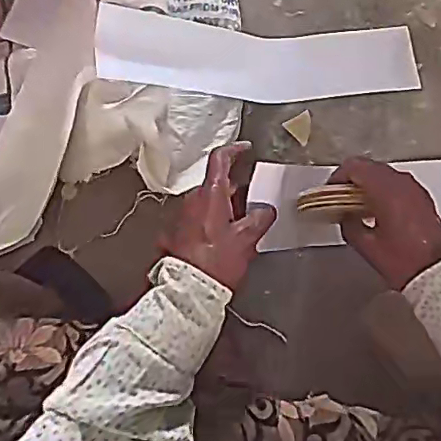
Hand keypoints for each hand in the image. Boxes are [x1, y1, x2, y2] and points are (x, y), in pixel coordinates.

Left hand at [158, 143, 275, 291]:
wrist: (184, 291)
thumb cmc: (213, 264)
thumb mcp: (246, 239)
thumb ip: (260, 219)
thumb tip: (265, 211)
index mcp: (210, 195)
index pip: (220, 159)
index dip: (235, 150)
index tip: (245, 149)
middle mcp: (192, 200)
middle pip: (217, 185)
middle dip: (237, 193)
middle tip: (255, 206)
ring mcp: (181, 216)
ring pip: (208, 203)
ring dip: (225, 210)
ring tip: (242, 230)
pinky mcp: (175, 232)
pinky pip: (198, 219)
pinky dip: (212, 223)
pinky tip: (224, 242)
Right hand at [328, 157, 440, 289]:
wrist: (435, 270)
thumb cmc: (406, 261)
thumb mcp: (366, 246)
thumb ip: (349, 224)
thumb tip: (345, 217)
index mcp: (387, 191)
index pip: (355, 167)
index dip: (338, 177)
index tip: (331, 191)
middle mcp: (402, 184)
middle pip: (370, 167)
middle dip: (352, 180)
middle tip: (340, 197)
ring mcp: (414, 188)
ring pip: (384, 173)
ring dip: (368, 184)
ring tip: (357, 206)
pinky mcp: (422, 196)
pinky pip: (397, 183)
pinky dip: (384, 190)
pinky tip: (377, 210)